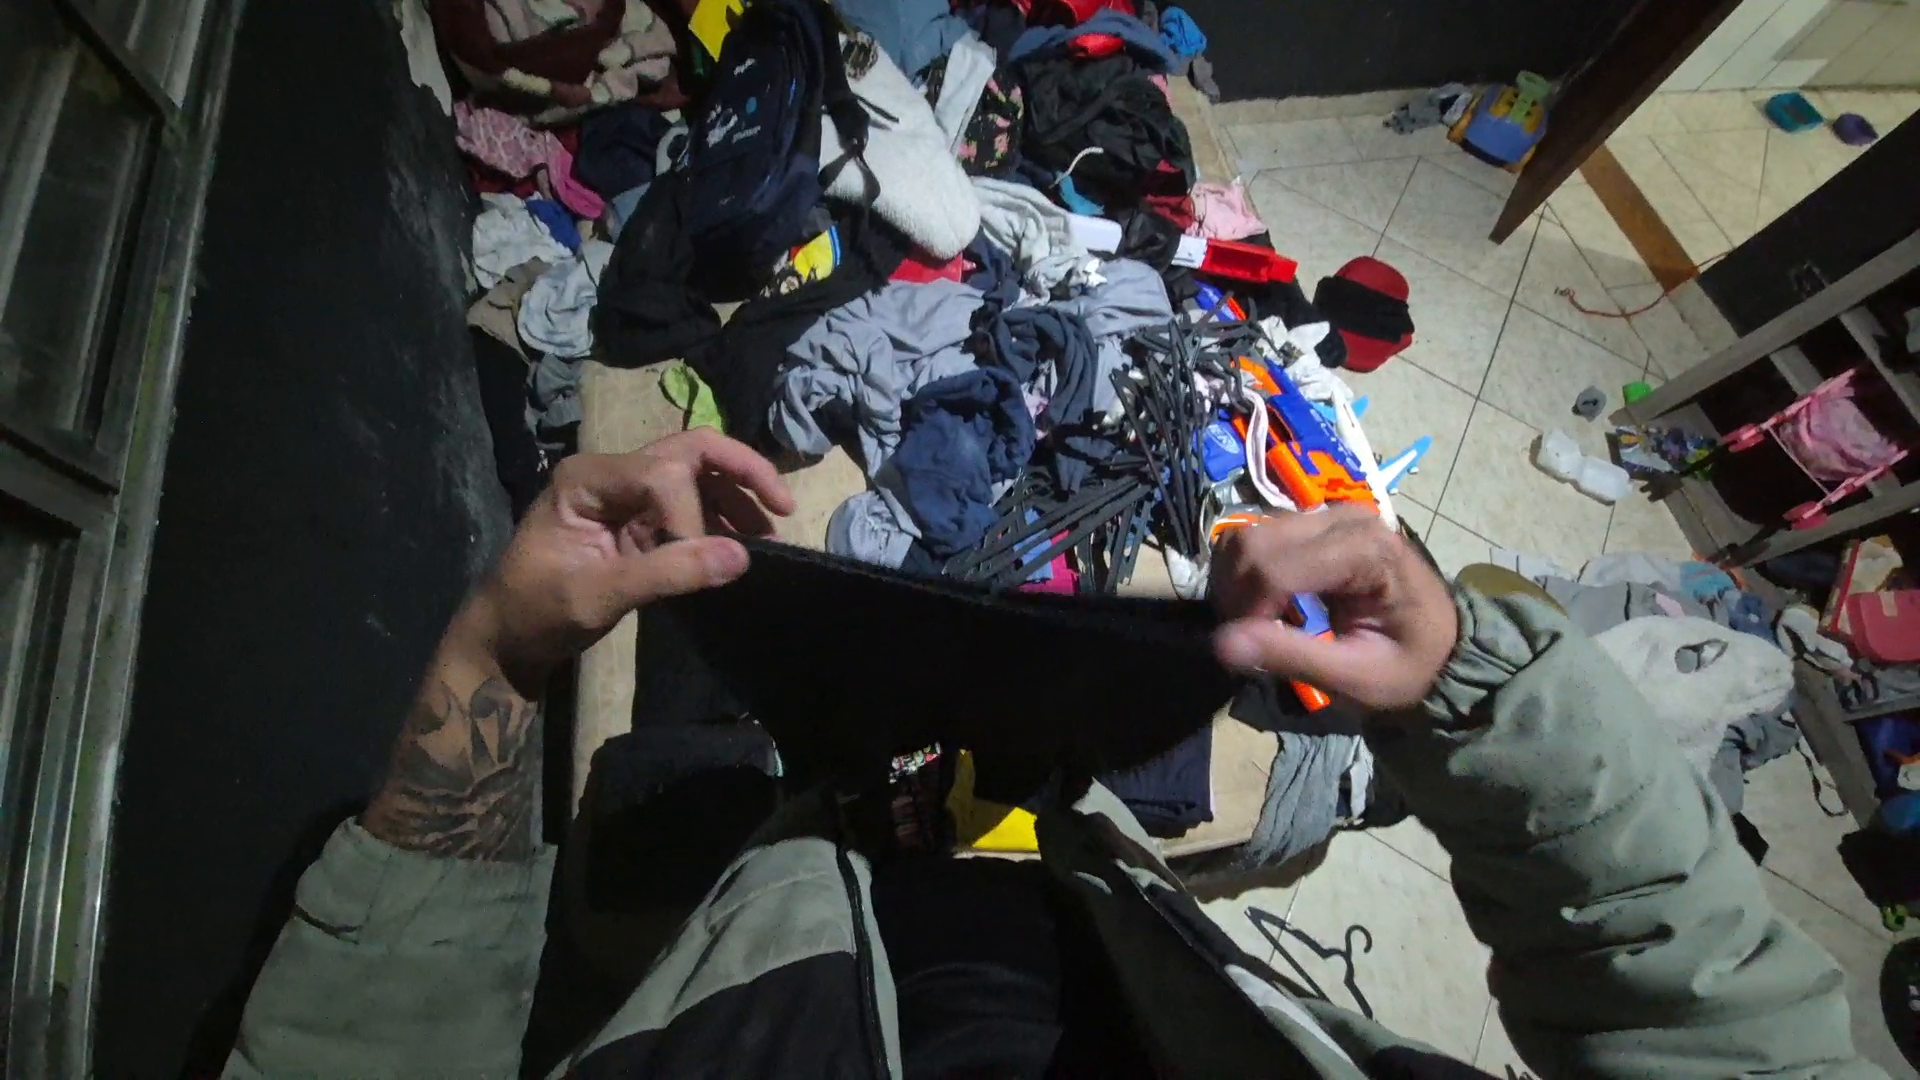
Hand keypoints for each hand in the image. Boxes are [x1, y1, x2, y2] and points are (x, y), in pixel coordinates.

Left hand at [457, 430, 794, 683]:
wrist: (508, 639)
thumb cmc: (536, 612)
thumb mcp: (598, 595)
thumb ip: (669, 572)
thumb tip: (742, 556)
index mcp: (590, 479)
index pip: (664, 474)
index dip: (693, 516)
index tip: (701, 562)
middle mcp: (614, 474)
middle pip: (693, 451)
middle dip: (744, 472)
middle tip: (784, 506)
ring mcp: (630, 496)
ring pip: (700, 477)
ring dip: (739, 500)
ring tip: (770, 537)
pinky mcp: (643, 521)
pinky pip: (695, 508)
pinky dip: (724, 523)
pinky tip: (744, 547)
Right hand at [1209, 506, 1457, 709]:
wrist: (1440, 647)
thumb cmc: (1406, 666)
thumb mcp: (1356, 677)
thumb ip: (1290, 656)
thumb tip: (1220, 644)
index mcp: (1366, 550)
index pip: (1273, 568)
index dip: (1247, 611)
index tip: (1250, 650)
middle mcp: (1342, 519)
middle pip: (1251, 544)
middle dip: (1235, 595)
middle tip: (1245, 637)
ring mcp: (1323, 515)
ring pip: (1243, 538)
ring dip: (1233, 583)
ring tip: (1252, 620)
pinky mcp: (1308, 522)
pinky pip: (1252, 538)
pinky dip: (1241, 573)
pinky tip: (1259, 601)